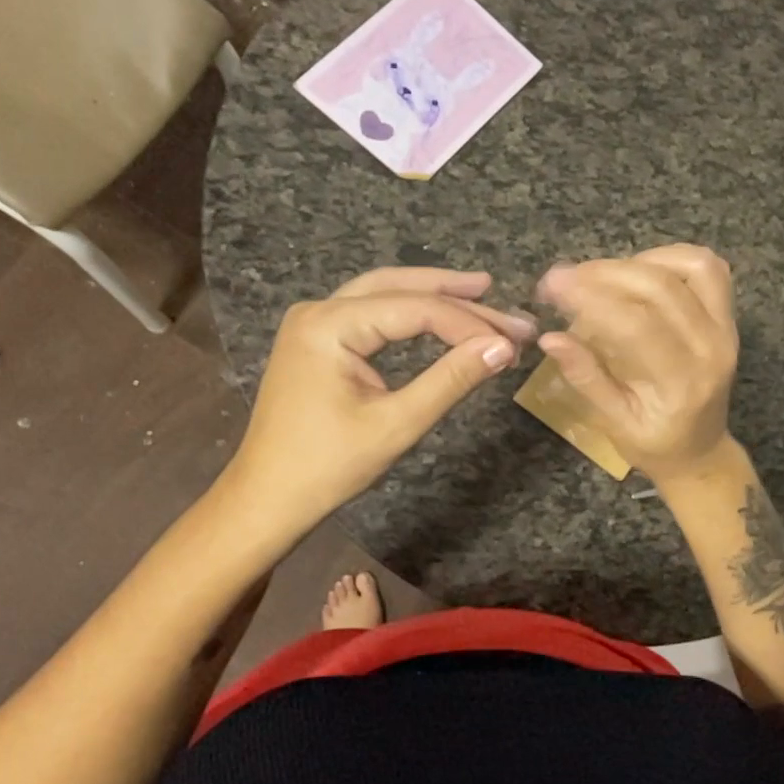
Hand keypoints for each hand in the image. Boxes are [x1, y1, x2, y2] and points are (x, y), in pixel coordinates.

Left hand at [220, 267, 532, 533]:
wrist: (268, 496)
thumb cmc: (330, 465)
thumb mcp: (398, 423)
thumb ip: (451, 380)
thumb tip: (503, 348)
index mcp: (330, 325)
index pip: (416, 309)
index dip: (469, 324)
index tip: (514, 343)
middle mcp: (318, 311)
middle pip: (399, 287)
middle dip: (457, 296)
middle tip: (509, 309)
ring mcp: (314, 324)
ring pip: (384, 293)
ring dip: (434, 295)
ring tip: (482, 293)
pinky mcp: (317, 341)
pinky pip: (371, 313)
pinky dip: (410, 311)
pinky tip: (438, 315)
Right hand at [535, 244, 738, 482]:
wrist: (701, 453)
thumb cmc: (655, 444)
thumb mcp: (615, 424)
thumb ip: (587, 378)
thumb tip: (550, 338)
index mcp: (682, 383)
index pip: (636, 324)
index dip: (591, 298)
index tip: (551, 286)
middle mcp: (711, 349)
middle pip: (661, 286)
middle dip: (605, 273)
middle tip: (563, 278)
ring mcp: (726, 329)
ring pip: (690, 267)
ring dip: (639, 260)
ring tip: (601, 276)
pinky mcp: (728, 317)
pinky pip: (708, 269)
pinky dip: (671, 258)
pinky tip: (637, 270)